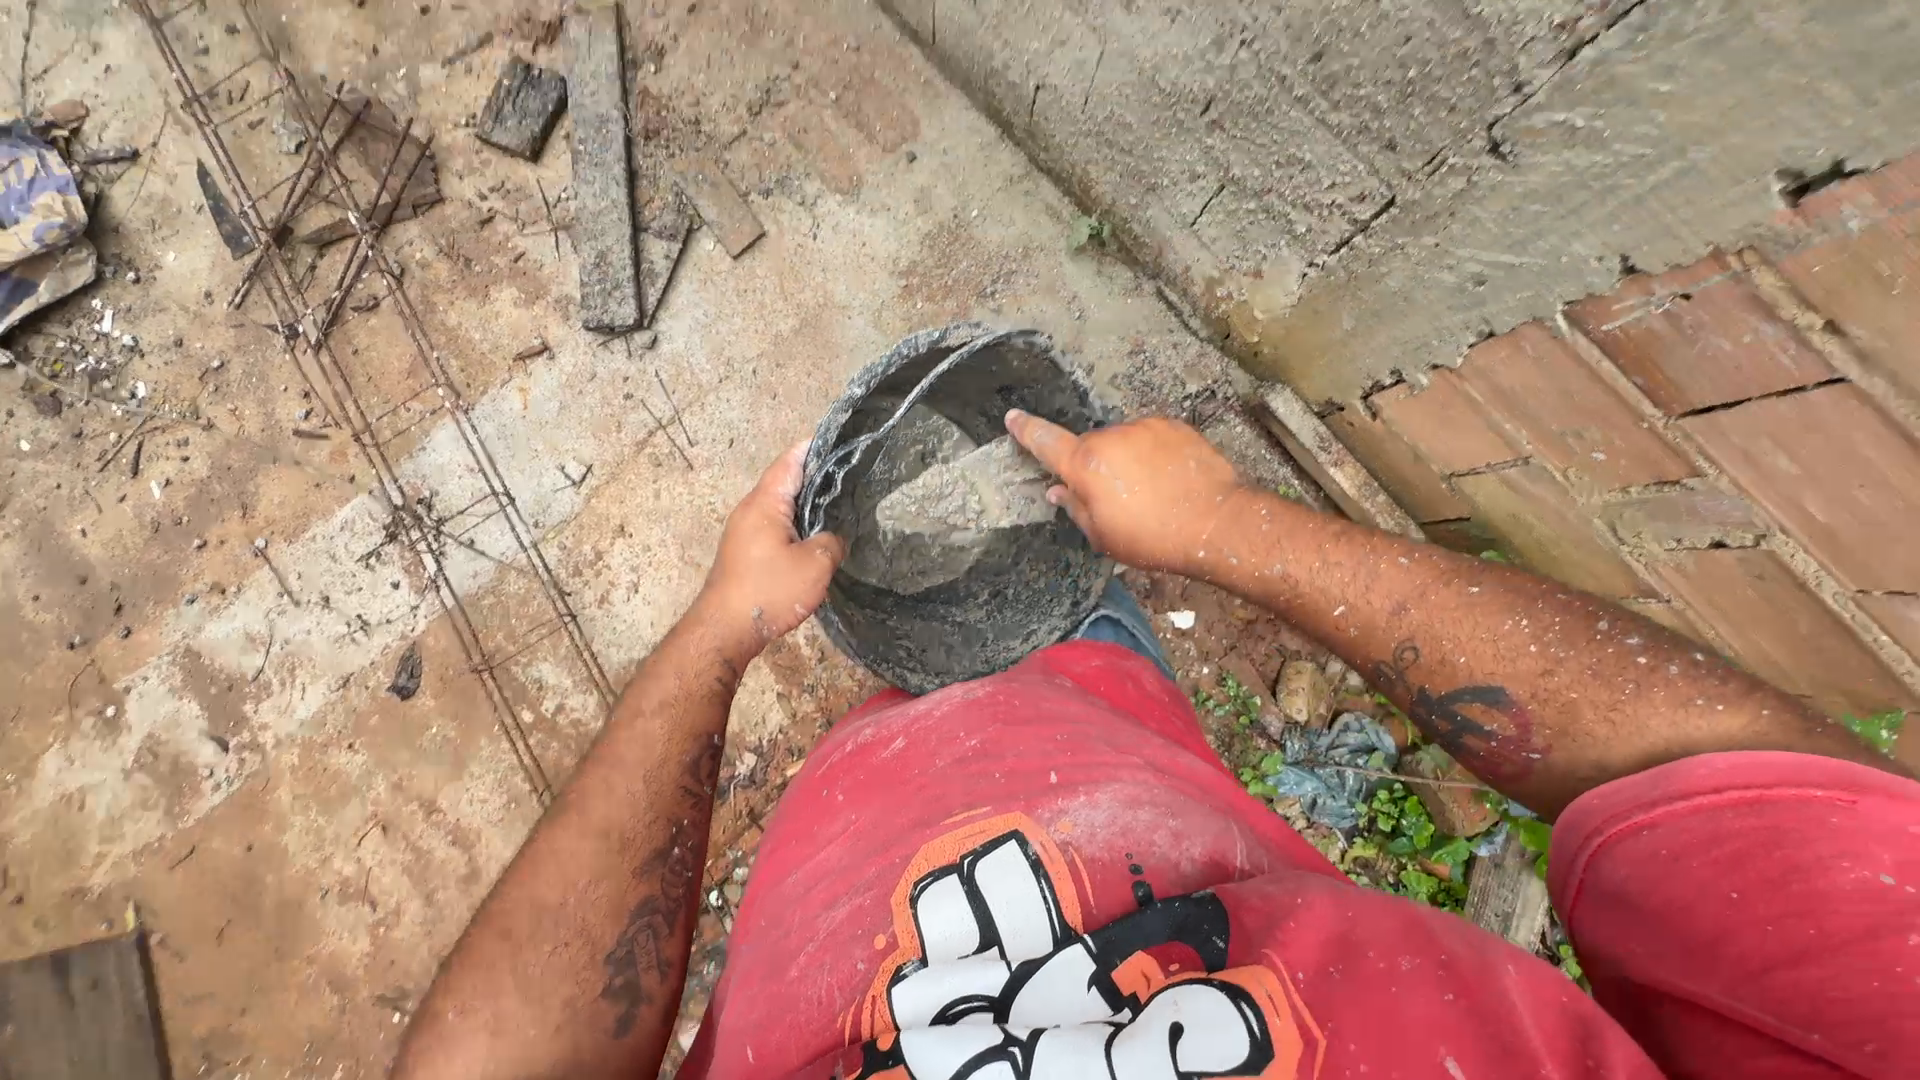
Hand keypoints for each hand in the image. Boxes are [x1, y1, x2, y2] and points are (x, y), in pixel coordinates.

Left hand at [692, 442, 846, 661]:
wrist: (724, 629)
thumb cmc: (768, 589)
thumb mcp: (815, 564)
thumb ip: (832, 542)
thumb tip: (834, 538)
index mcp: (765, 502)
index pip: (790, 461)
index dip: (814, 447)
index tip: (839, 439)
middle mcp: (750, 510)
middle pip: (785, 481)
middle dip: (815, 475)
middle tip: (849, 472)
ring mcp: (744, 531)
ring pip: (780, 506)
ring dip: (806, 503)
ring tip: (838, 503)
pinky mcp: (745, 552)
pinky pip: (775, 526)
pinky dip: (796, 523)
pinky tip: (815, 535)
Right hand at [1004, 410, 1245, 575]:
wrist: (1216, 522)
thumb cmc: (1154, 538)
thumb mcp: (1103, 536)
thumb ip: (1075, 508)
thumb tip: (1058, 491)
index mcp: (1086, 466)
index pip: (1045, 441)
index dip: (1026, 429)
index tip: (1013, 418)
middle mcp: (1111, 438)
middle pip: (1089, 446)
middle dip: (1094, 467)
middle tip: (1113, 498)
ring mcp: (1144, 428)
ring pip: (1121, 442)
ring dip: (1125, 460)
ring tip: (1148, 492)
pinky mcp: (1173, 426)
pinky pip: (1150, 438)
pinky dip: (1152, 454)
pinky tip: (1167, 479)